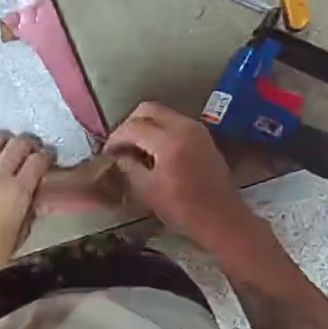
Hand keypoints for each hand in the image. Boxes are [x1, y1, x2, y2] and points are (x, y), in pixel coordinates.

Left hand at [0, 132, 50, 287]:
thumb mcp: (20, 234)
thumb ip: (29, 209)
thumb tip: (34, 193)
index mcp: (18, 192)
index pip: (38, 160)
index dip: (47, 155)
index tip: (48, 157)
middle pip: (18, 144)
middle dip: (29, 143)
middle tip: (30, 149)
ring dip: (4, 140)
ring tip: (6, 147)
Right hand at [103, 102, 263, 248]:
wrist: (222, 218)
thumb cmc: (182, 209)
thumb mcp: (147, 191)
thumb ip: (128, 167)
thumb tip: (118, 156)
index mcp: (169, 141)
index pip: (132, 127)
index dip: (114, 138)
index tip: (105, 153)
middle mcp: (185, 127)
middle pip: (148, 109)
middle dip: (128, 125)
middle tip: (118, 146)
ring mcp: (197, 129)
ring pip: (162, 114)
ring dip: (144, 126)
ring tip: (133, 149)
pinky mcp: (203, 137)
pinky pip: (174, 123)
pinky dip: (159, 130)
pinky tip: (152, 152)